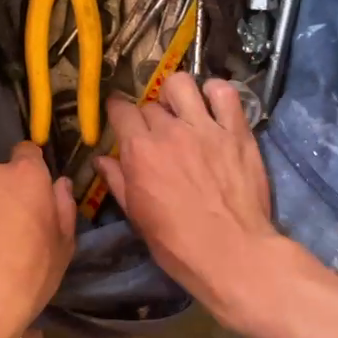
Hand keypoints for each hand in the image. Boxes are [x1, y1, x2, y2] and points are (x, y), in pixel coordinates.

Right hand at [96, 74, 303, 326]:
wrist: (232, 253)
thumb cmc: (177, 243)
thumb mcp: (137, 216)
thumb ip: (118, 181)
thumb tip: (101, 160)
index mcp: (141, 151)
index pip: (121, 110)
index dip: (117, 110)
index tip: (119, 116)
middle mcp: (170, 130)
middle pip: (150, 103)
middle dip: (148, 114)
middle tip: (156, 133)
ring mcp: (205, 127)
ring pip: (182, 84)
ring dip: (176, 93)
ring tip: (181, 110)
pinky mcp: (236, 131)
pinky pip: (225, 93)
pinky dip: (216, 92)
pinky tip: (213, 105)